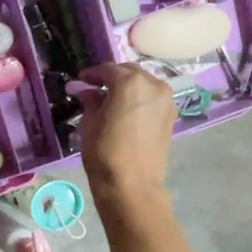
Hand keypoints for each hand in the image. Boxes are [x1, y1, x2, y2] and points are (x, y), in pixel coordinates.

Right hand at [72, 62, 177, 205]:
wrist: (132, 181)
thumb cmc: (104, 150)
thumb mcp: (89, 122)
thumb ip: (90, 100)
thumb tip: (87, 90)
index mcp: (129, 83)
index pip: (108, 69)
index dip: (92, 74)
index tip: (81, 80)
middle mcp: (153, 85)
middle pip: (130, 72)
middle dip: (112, 76)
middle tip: (95, 87)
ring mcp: (166, 99)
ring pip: (144, 83)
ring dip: (127, 86)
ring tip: (111, 99)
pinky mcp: (171, 114)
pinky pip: (153, 97)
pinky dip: (139, 97)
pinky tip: (126, 109)